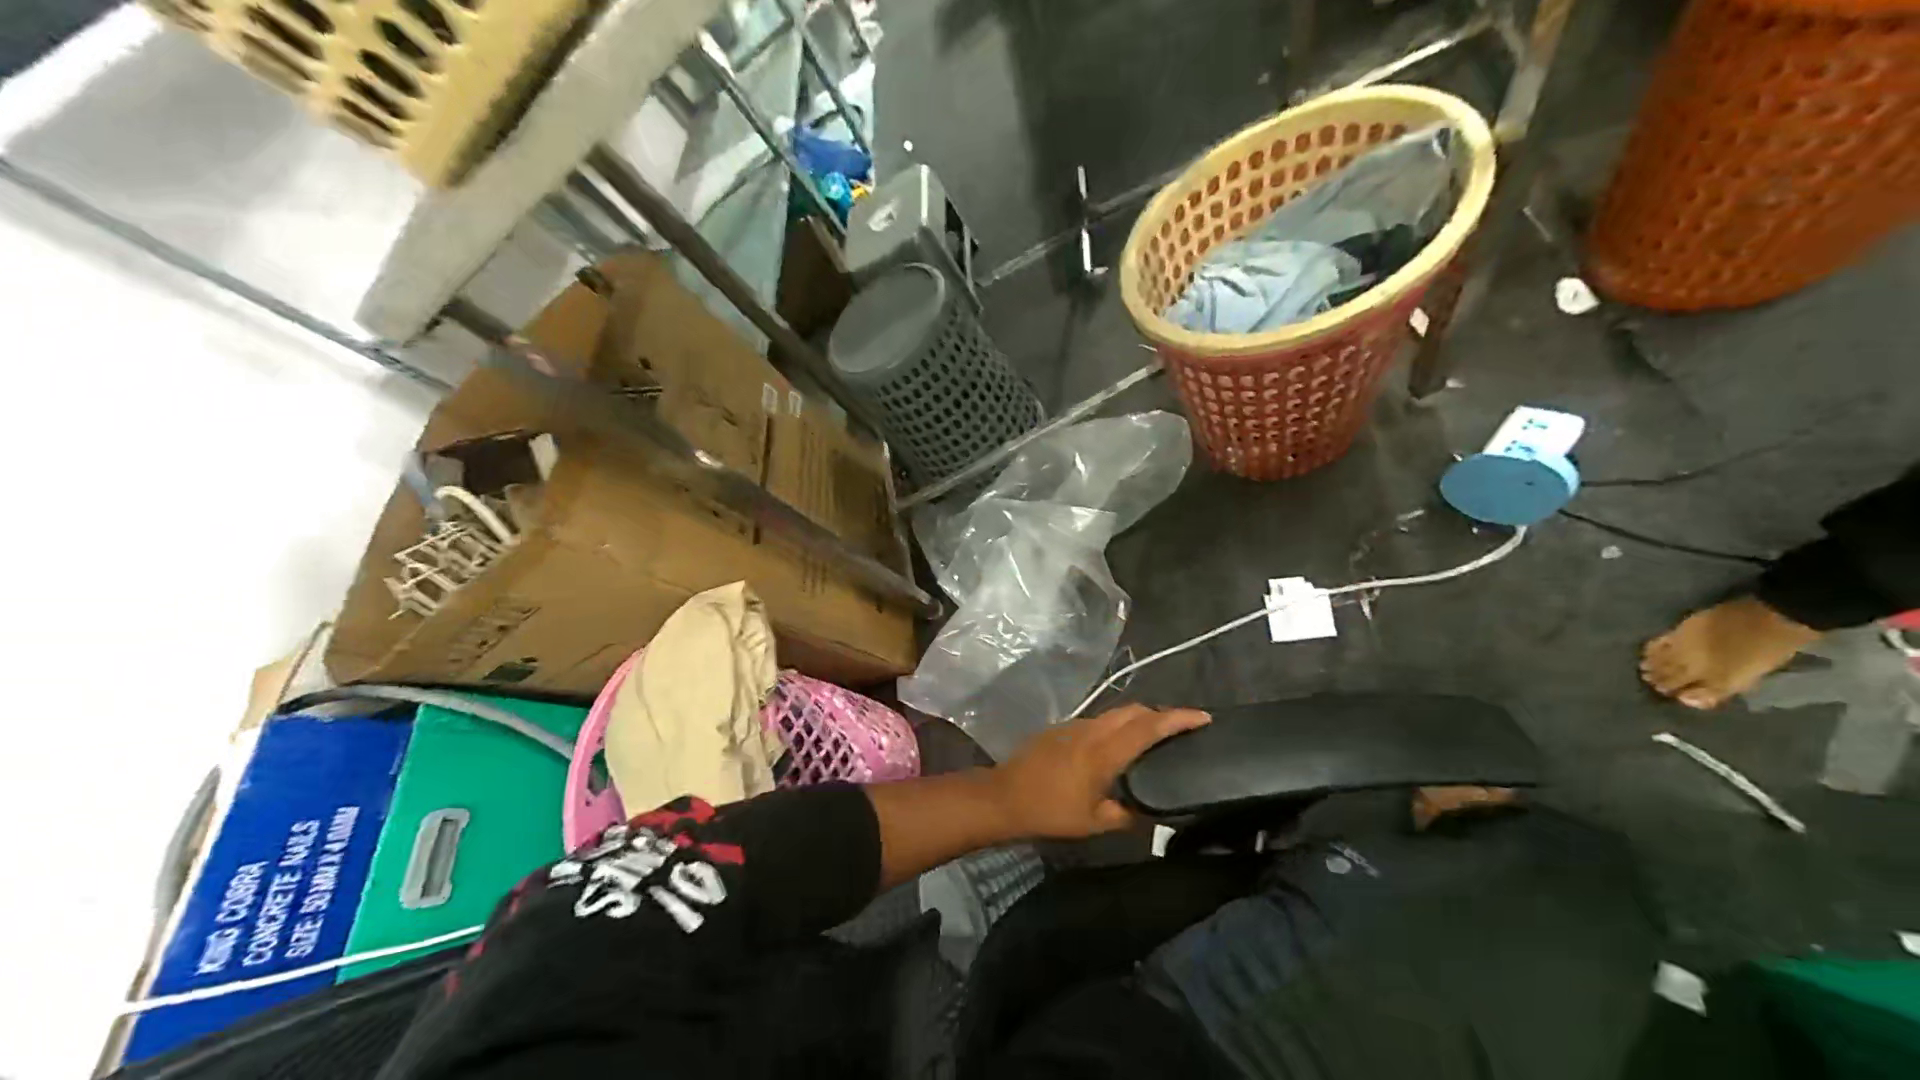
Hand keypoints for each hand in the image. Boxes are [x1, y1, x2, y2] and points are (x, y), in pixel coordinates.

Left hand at [989, 705, 1211, 838]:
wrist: (1004, 796)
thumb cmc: (1050, 811)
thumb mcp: (1095, 822)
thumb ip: (1129, 815)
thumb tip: (1154, 814)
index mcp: (1105, 751)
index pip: (1149, 726)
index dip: (1178, 718)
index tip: (1203, 717)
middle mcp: (1092, 730)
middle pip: (1134, 711)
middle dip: (1162, 713)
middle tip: (1183, 728)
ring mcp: (1075, 725)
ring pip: (1115, 714)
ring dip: (1139, 719)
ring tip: (1156, 737)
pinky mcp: (1062, 728)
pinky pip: (1099, 720)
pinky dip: (1118, 726)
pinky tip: (1119, 745)